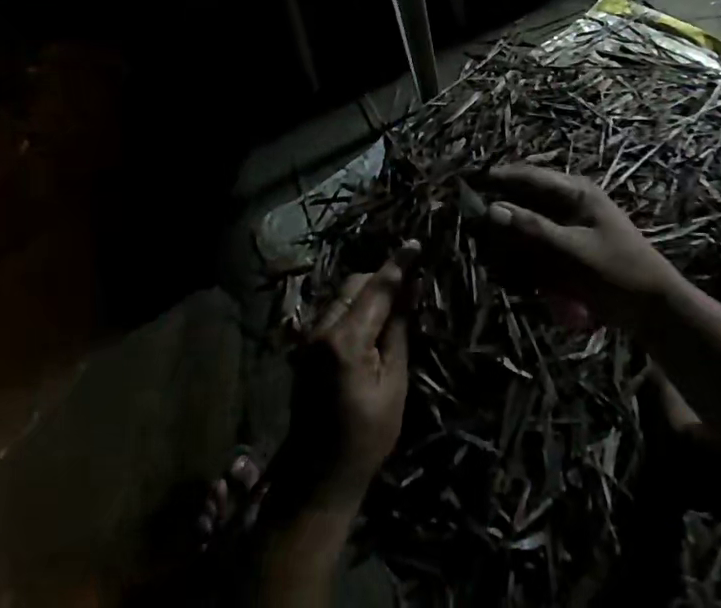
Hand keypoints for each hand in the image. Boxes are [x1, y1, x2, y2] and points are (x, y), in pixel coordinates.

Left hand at [277, 248, 413, 509]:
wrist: (318, 476)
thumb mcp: (394, 384)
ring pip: (343, 296)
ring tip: (397, 300)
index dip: (398, 265)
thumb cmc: (366, 436)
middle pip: (355, 285)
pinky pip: (333, 313)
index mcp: (344, 341)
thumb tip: (409, 292)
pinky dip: (355, 308)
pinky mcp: (305, 348)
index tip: (415, 244)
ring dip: (368, 293)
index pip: (376, 289)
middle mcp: (320, 330)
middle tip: (412, 283)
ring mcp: (308, 338)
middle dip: (382, 278)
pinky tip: (374, 320)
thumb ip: (398, 332)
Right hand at [476, 165, 682, 329]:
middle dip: (500, 215)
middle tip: (474, 232)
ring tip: (491, 257)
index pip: (527, 176)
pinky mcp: (567, 249)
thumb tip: (492, 209)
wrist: (654, 308)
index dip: (496, 180)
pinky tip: (511, 273)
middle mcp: (569, 202)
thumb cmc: (618, 272)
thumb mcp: (574, 251)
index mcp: (575, 191)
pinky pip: (536, 246)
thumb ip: (533, 229)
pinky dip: (523, 257)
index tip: (464, 188)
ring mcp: (568, 226)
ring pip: (526, 224)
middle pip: (523, 199)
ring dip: (510, 240)